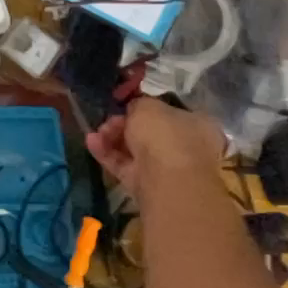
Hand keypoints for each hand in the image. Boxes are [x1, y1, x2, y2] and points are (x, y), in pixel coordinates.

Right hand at [85, 97, 227, 199]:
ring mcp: (166, 167)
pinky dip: (106, 153)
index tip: (126, 106)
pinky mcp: (145, 183)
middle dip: (123, 124)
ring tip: (96, 133)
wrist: (165, 178)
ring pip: (134, 148)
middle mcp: (185, 146)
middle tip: (109, 120)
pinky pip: (124, 164)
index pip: (171, 114)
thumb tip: (134, 109)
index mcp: (197, 124)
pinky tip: (90, 142)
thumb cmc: (164, 134)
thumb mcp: (147, 105)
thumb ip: (139, 104)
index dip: (146, 109)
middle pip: (149, 132)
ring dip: (111, 138)